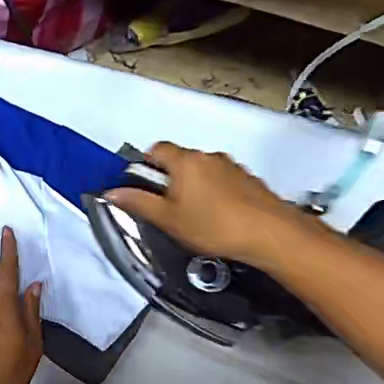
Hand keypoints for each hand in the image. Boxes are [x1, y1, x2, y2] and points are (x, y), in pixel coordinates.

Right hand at [105, 142, 326, 270]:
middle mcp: (208, 157)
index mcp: (185, 161)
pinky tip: (218, 217)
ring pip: (202, 170)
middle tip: (166, 207)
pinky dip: (216, 193)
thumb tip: (113, 193)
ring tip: (194, 216)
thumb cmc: (215, 225)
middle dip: (170, 179)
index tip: (143, 185)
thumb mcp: (167, 219)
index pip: (156, 149)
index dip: (146, 164)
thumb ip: (138, 202)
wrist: (270, 234)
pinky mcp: (249, 181)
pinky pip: (223, 181)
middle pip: (180, 159)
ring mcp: (232, 167)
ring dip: (194, 186)